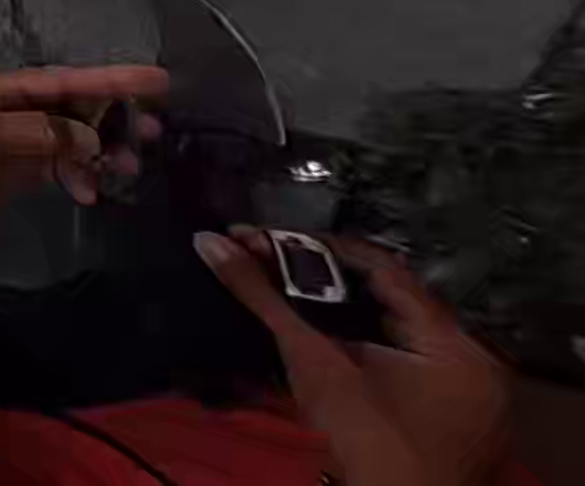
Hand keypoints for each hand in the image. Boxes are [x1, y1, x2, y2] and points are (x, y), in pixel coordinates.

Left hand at [0, 66, 166, 229]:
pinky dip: (78, 177)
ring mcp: (12, 142)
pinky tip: (90, 192)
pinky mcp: (12, 171)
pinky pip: (58, 168)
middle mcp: (8, 111)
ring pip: (70, 140)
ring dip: (101, 152)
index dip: (109, 80)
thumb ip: (34, 132)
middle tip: (154, 133)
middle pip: (71, 108)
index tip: (158, 80)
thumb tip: (86, 134)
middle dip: (113, 117)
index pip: (60, 80)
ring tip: (128, 169)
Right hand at [195, 228, 508, 485]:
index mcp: (451, 343)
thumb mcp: (308, 356)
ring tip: (265, 276)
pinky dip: (337, 320)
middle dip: (309, 266)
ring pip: (375, 313)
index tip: (258, 238)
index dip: (314, 244)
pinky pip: (380, 338)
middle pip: (377, 288)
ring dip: (318, 292)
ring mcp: (452, 381)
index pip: (379, 266)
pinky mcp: (433, 398)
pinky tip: (297, 314)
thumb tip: (208, 240)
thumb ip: (260, 294)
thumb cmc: (364, 432)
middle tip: (252, 252)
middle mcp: (463, 356)